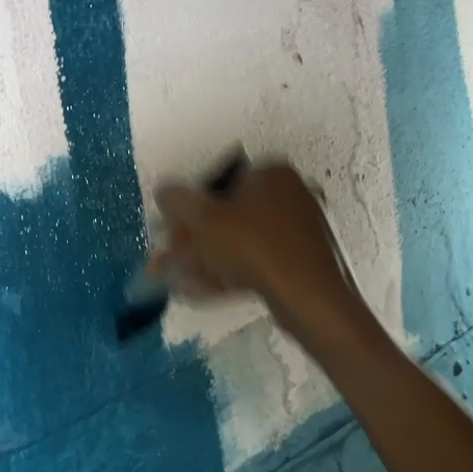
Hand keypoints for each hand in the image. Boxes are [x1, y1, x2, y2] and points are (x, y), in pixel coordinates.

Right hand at [150, 162, 359, 337]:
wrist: (307, 299)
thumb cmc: (255, 247)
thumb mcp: (204, 218)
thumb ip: (177, 199)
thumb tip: (165, 191)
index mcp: (272, 172)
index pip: (218, 179)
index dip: (191, 204)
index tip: (175, 225)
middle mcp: (290, 194)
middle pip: (227, 213)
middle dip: (195, 237)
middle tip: (173, 254)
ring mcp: (299, 229)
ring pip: (239, 240)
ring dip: (207, 258)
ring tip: (183, 278)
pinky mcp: (301, 260)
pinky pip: (255, 259)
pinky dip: (229, 271)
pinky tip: (204, 290)